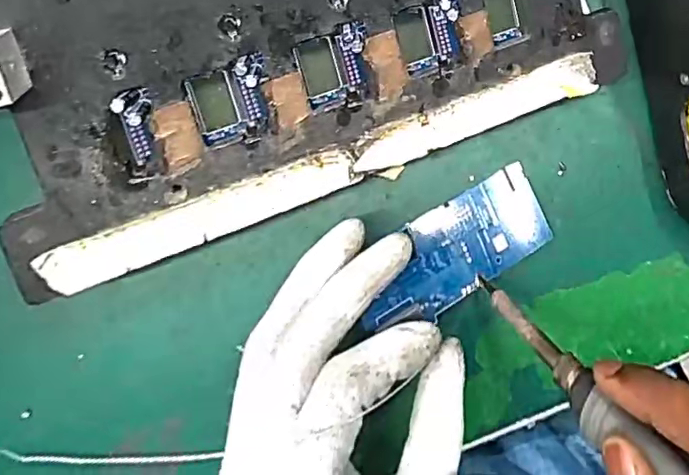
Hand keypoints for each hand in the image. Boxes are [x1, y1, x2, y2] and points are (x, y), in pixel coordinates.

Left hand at [221, 219, 463, 474]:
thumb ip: (435, 435)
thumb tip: (450, 351)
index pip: (336, 391)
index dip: (391, 351)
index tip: (436, 336)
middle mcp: (254, 458)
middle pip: (290, 352)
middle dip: (347, 288)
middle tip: (398, 247)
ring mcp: (239, 444)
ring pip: (264, 345)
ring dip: (310, 279)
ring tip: (351, 235)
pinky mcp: (243, 433)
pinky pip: (261, 357)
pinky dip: (294, 307)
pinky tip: (321, 278)